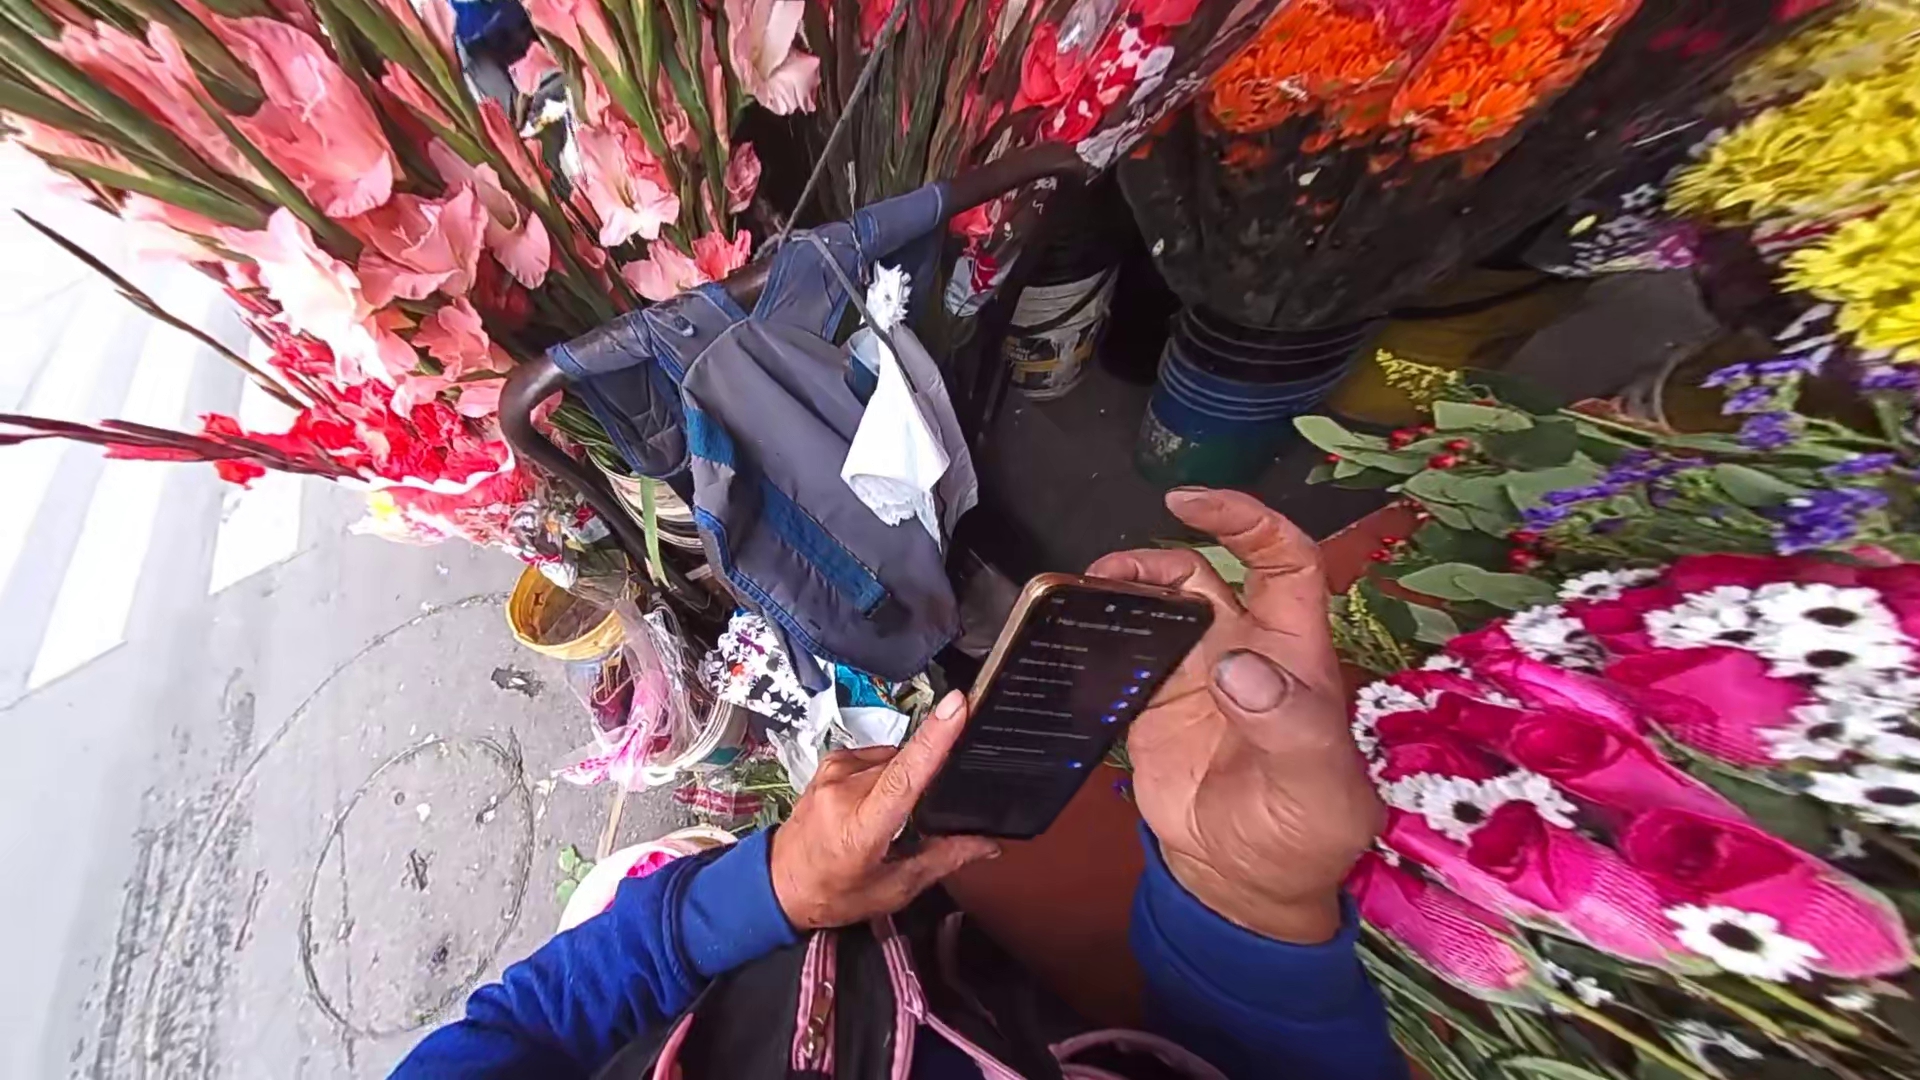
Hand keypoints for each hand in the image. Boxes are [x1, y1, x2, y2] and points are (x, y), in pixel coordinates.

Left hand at [770, 691, 1000, 930]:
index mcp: (862, 827)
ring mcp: (835, 770)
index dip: (934, 737)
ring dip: (902, 777)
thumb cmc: (834, 892)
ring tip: (888, 812)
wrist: (779, 882)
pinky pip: (876, 754)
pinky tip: (872, 797)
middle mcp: (845, 790)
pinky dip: (884, 771)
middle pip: (906, 764)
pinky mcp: (832, 759)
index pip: (904, 774)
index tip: (956, 706)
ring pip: (893, 757)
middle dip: (924, 780)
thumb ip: (943, 859)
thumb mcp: (892, 889)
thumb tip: (988, 845)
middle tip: (917, 814)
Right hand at [1087, 488, 1381, 943]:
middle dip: (1152, 559)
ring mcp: (1189, 671)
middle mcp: (1237, 647)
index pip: (1281, 560)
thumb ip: (1290, 727)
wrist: (1237, 876)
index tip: (1191, 502)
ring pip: (1151, 604)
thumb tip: (1237, 666)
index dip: (1244, 520)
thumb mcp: (1317, 790)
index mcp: (1289, 651)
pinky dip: (1094, 632)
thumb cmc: (1298, 832)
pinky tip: (1071, 635)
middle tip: (1107, 573)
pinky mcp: (1149, 697)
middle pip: (1196, 575)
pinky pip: (1119, 648)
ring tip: (1079, 598)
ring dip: (1117, 590)